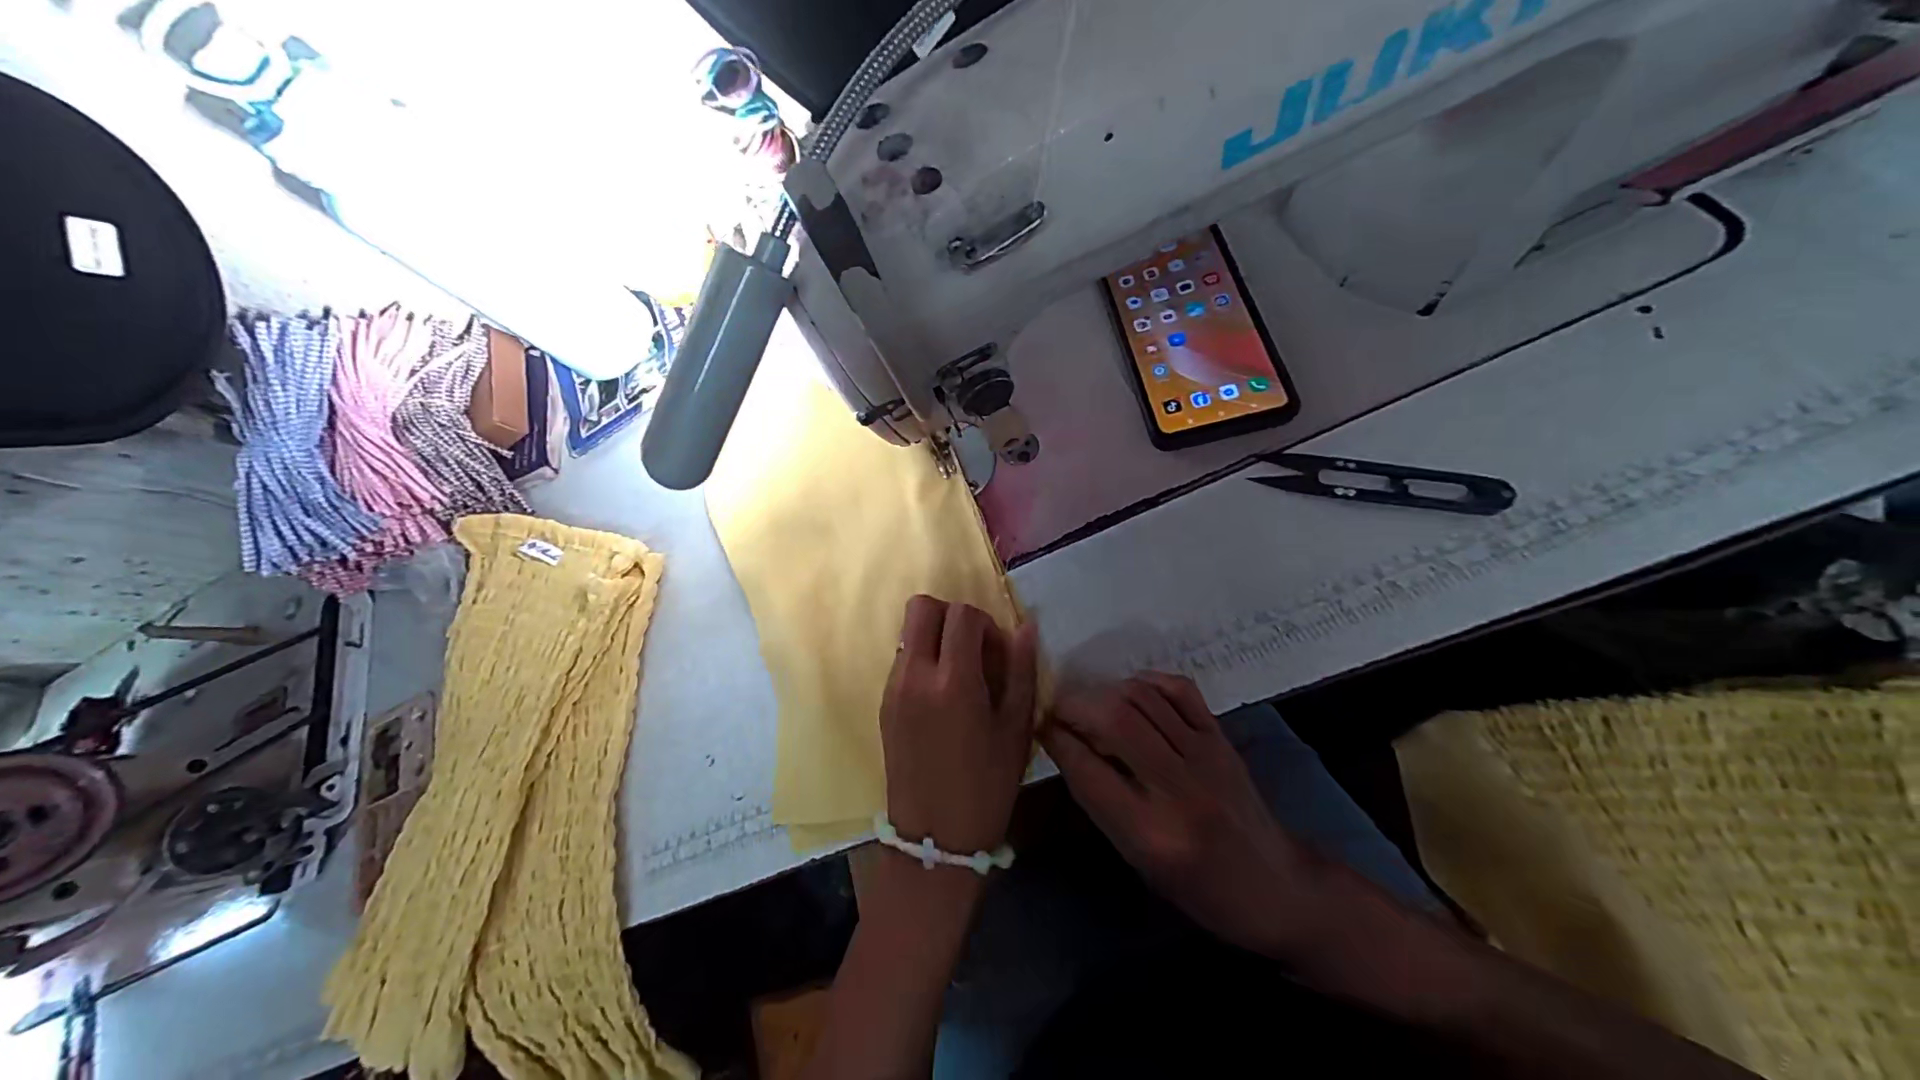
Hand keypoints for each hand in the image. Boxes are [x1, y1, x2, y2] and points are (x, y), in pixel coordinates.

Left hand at [880, 595, 1039, 857]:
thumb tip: (1025, 627)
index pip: (962, 614)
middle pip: (921, 607)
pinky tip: (943, 698)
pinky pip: (902, 659)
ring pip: (908, 631)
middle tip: (974, 649)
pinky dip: (923, 660)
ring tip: (961, 676)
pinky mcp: (883, 704)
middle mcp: (915, 675)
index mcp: (953, 681)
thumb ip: (1021, 670)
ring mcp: (893, 689)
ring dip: (935, 637)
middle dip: (952, 615)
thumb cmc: (987, 786)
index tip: (998, 653)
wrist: (934, 837)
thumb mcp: (1016, 729)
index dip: (986, 623)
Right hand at [1040, 673, 1318, 958]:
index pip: (1087, 768)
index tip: (1039, 724)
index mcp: (1150, 832)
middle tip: (1059, 709)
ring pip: (1143, 697)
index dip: (1054, 737)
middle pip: (1115, 719)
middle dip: (1075, 704)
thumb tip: (1064, 742)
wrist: (1276, 887)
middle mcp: (1178, 788)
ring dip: (1106, 691)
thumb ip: (1099, 799)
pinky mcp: (1222, 738)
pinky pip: (1178, 690)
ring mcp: (1205, 756)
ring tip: (1091, 704)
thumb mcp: (1137, 857)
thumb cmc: (1198, 887)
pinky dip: (1146, 682)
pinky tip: (1131, 693)